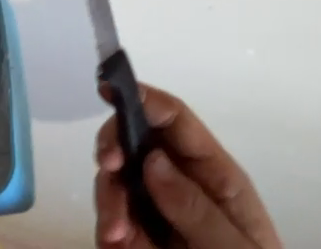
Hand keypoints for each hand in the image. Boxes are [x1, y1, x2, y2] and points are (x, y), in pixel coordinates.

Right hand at [93, 84, 281, 248]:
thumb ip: (196, 209)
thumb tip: (151, 160)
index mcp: (214, 175)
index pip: (175, 120)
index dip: (143, 96)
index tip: (108, 87)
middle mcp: (179, 184)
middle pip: (134, 141)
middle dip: (113, 148)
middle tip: (107, 167)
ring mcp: (155, 213)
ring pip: (115, 182)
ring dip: (108, 201)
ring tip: (115, 239)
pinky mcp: (137, 241)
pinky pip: (111, 222)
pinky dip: (108, 231)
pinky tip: (116, 248)